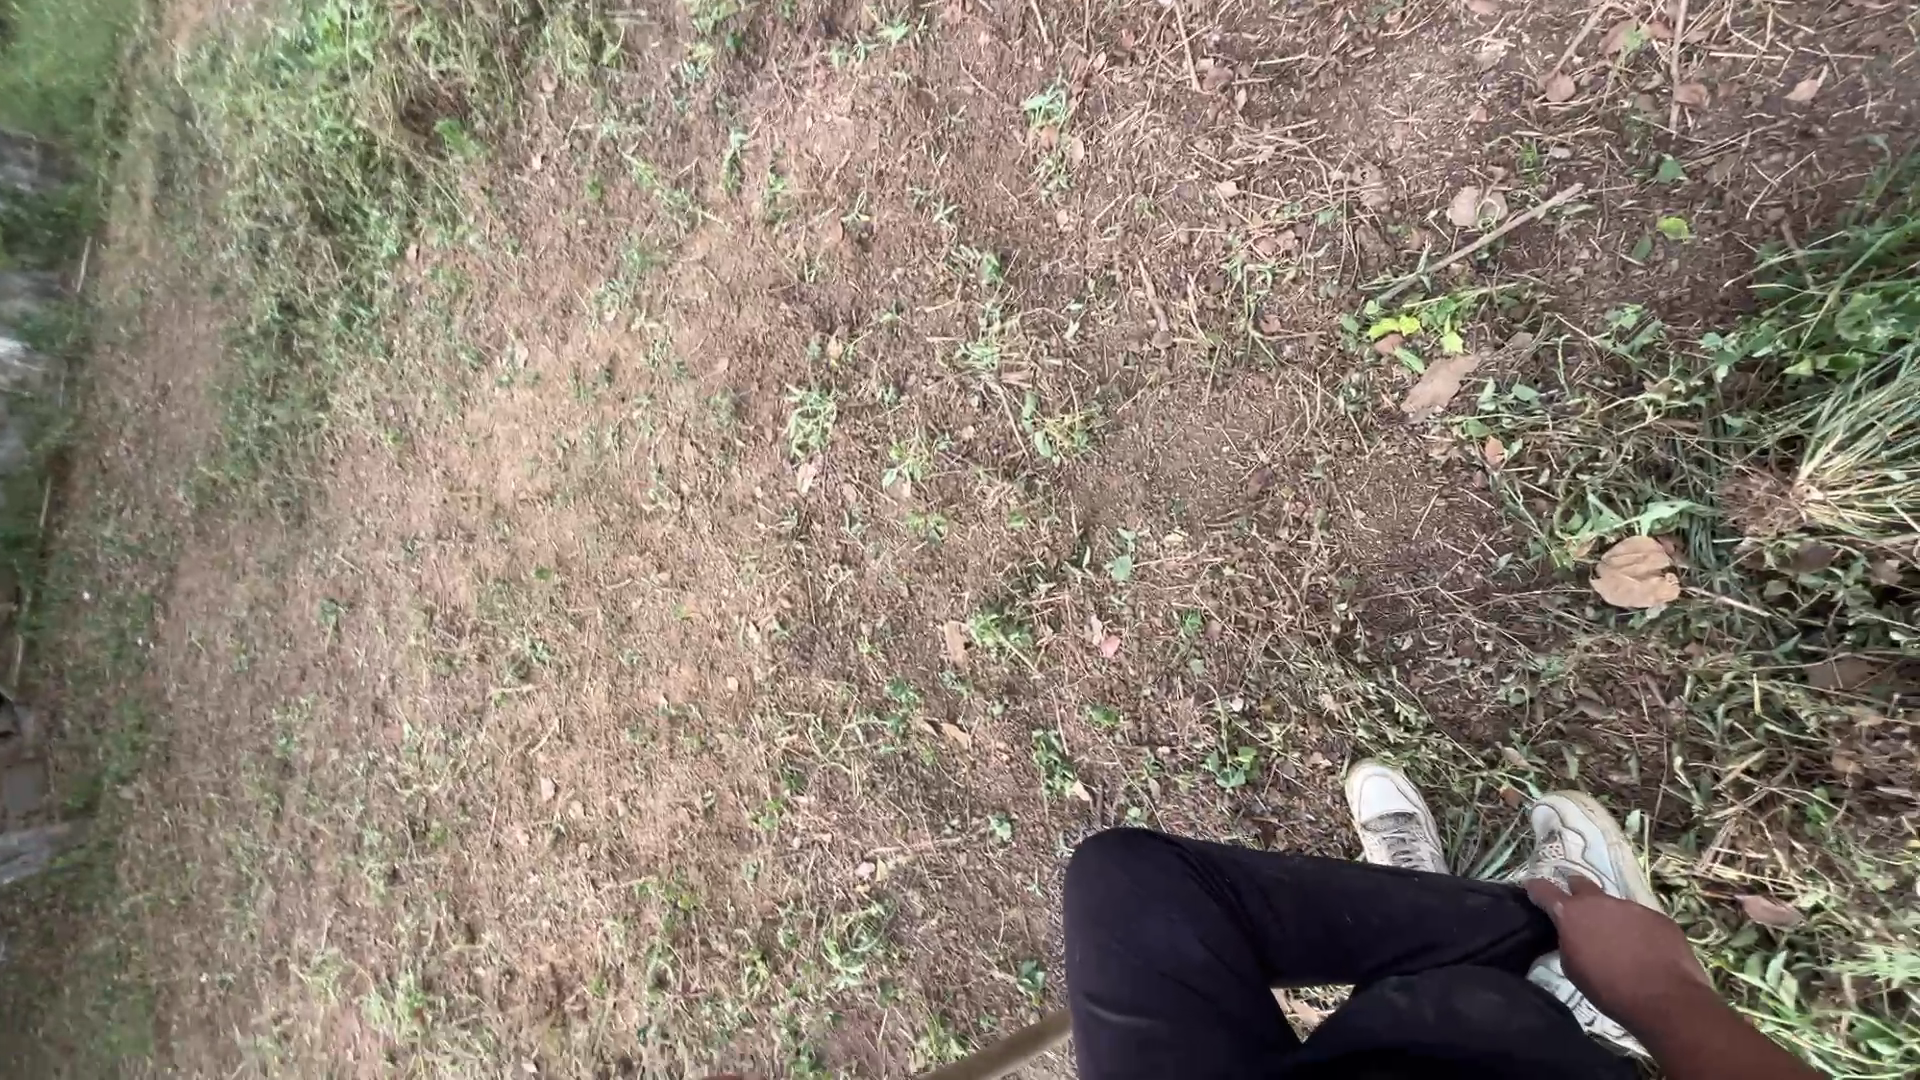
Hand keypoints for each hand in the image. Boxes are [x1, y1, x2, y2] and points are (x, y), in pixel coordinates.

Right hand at [1524, 874, 1713, 1032]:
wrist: (1668, 1002)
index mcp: (1569, 912)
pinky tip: (1649, 951)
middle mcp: (1598, 902)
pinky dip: (1641, 930)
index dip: (1536, 889)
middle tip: (1581, 912)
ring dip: (1613, 917)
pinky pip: (1644, 919)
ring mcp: (1632, 908)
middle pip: (1580, 883)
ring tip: (1624, 941)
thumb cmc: (1610, 989)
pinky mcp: (1661, 920)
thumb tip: (1572, 936)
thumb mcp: (1572, 967)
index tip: (1534, 892)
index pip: (1542, 888)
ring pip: (1615, 905)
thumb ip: (1567, 941)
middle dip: (1576, 892)